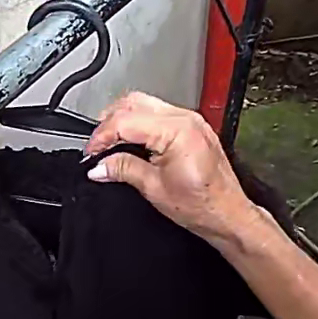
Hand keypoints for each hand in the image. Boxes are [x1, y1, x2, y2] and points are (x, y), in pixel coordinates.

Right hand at [83, 92, 271, 249]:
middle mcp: (186, 119)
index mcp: (177, 131)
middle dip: (108, 122)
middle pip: (133, 103)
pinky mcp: (193, 127)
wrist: (227, 215)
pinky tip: (130, 141)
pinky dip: (139, 123)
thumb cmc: (202, 206)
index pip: (125, 121)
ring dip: (122, 120)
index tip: (90, 153)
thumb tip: (98, 165)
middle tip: (96, 146)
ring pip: (145, 104)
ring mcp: (191, 120)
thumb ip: (123, 170)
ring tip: (109, 144)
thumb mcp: (153, 188)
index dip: (101, 137)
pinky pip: (158, 113)